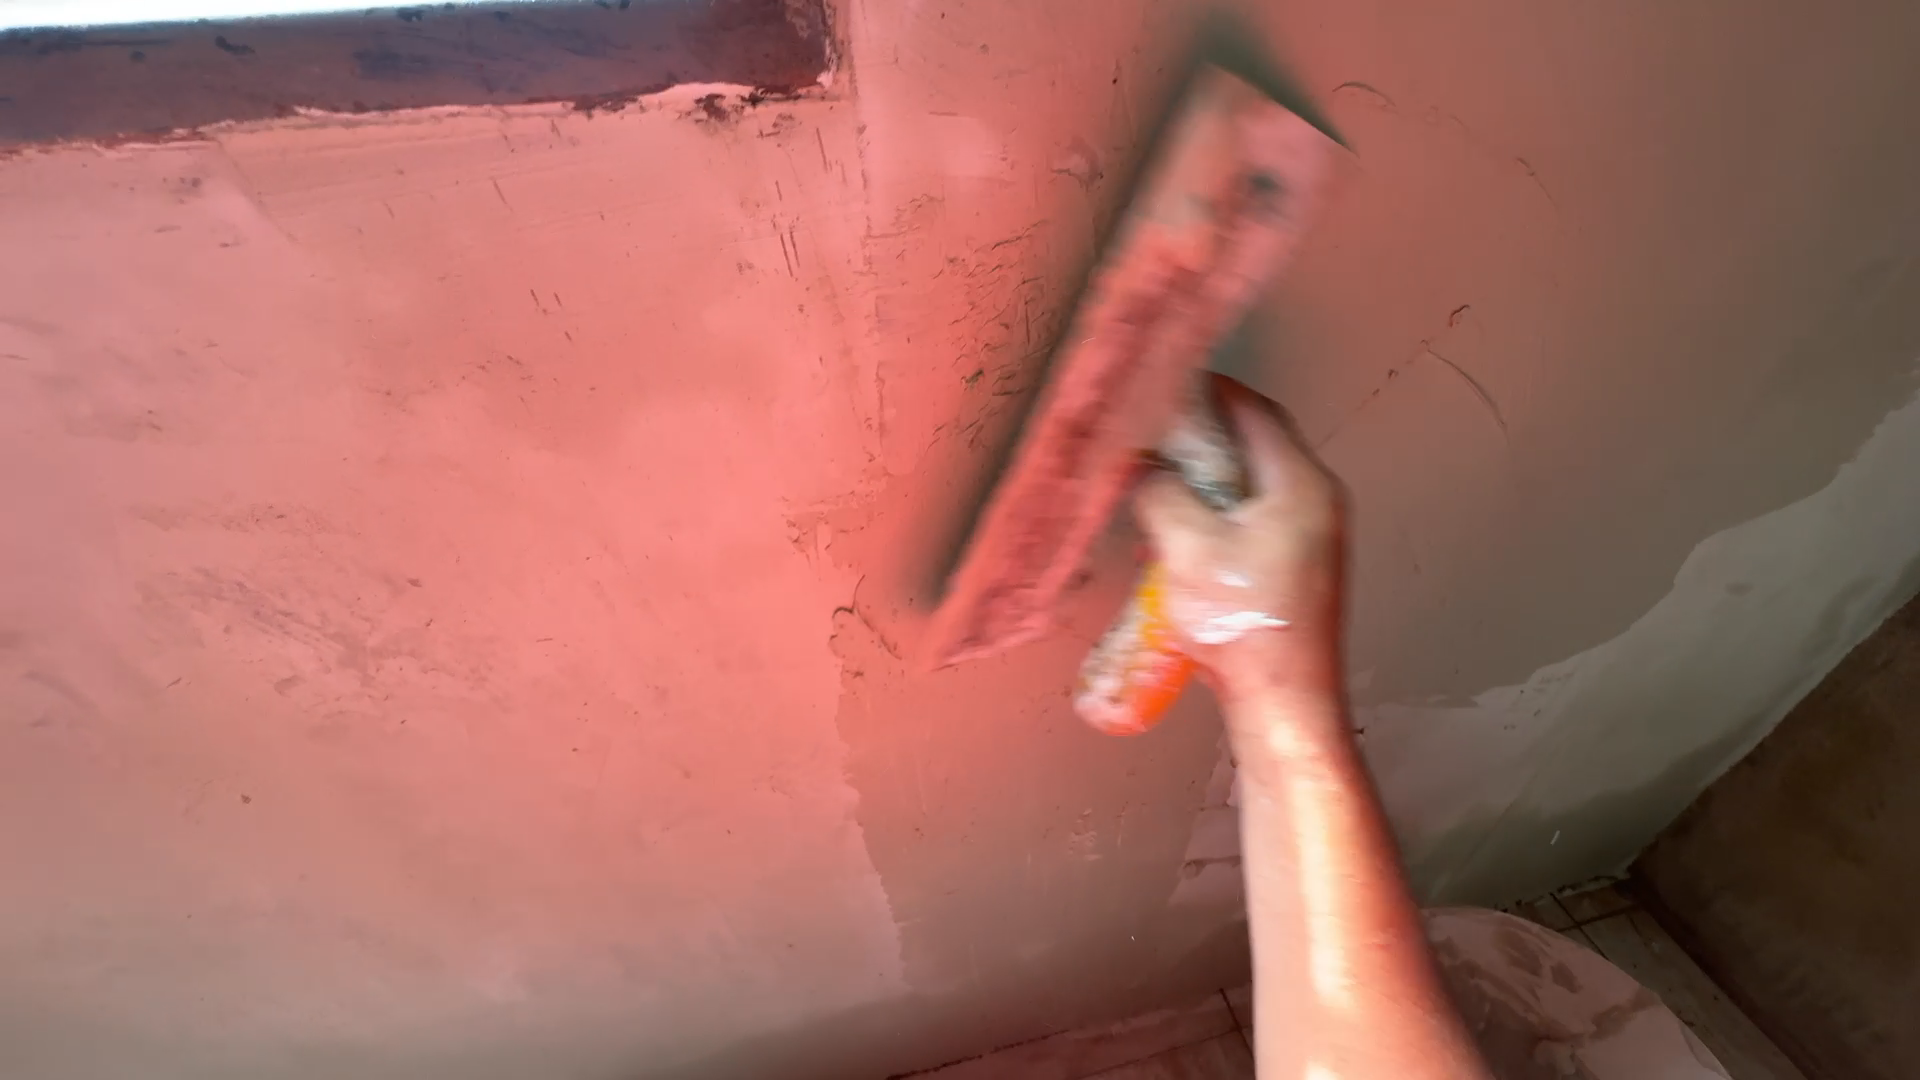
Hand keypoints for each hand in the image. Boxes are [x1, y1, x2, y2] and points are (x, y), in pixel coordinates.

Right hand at [1132, 374, 1344, 701]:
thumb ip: (1161, 494)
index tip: (1164, 389)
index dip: (1209, 392)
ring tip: (1159, 488)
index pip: (1254, 411)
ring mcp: (1310, 534)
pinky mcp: (1296, 563)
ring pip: (1249, 483)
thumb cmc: (1242, 621)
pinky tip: (1180, 533)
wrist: (1283, 699)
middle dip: (1202, 438)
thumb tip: (1142, 467)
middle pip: (1254, 444)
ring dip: (1205, 479)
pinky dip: (1215, 511)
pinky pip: (1251, 516)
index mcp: (1299, 483)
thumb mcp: (1187, 548)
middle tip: (1152, 441)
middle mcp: (1315, 499)